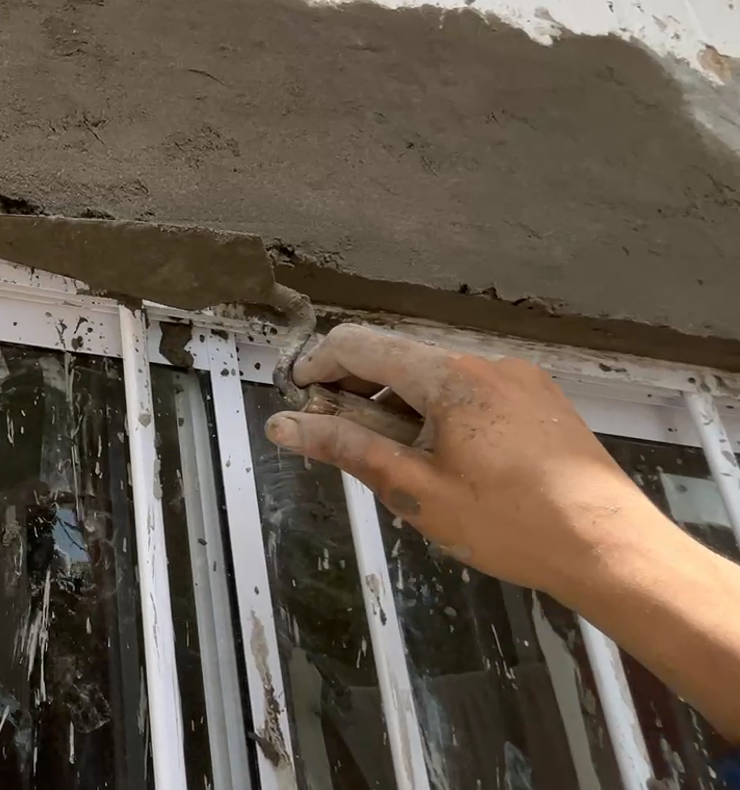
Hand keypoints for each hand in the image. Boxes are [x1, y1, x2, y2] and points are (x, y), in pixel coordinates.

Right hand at [263, 324, 670, 602]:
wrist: (623, 558)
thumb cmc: (512, 524)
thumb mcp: (412, 488)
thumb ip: (341, 446)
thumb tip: (279, 424)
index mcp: (451, 377)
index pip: (356, 345)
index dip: (314, 367)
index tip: (295, 400)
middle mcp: (484, 364)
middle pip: (389, 355)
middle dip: (349, 388)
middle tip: (334, 434)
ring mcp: (516, 379)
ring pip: (423, 372)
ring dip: (387, 400)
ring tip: (386, 450)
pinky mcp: (536, 399)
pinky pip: (460, 386)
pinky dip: (426, 406)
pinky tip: (431, 450)